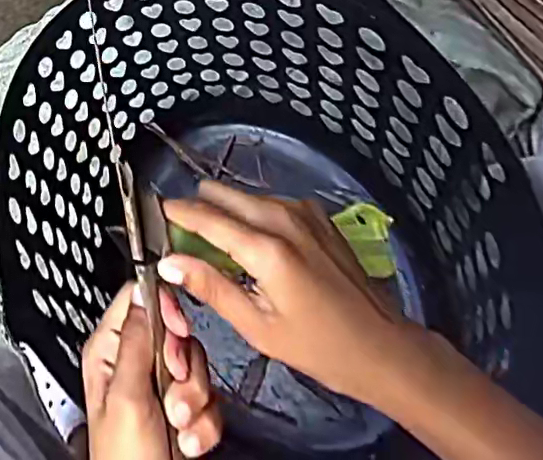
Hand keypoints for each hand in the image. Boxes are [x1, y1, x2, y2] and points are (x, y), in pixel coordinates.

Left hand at [81, 281, 221, 458]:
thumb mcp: (125, 396)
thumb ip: (136, 342)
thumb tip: (143, 294)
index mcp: (109, 349)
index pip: (136, 299)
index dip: (161, 306)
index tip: (177, 328)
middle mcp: (133, 362)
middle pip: (173, 334)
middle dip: (184, 366)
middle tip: (174, 392)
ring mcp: (159, 388)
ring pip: (195, 368)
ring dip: (196, 401)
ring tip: (180, 427)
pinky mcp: (183, 414)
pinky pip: (208, 402)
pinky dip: (205, 425)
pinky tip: (190, 444)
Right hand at [163, 183, 542, 459]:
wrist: (389, 349)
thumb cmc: (321, 348)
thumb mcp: (259, 329)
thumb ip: (210, 288)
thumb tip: (167, 262)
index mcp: (266, 248)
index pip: (202, 215)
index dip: (173, 213)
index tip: (153, 217)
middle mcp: (281, 217)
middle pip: (218, 193)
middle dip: (197, 210)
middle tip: (188, 242)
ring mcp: (300, 210)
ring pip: (240, 195)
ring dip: (224, 213)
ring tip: (223, 251)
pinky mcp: (313, 212)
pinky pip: (265, 202)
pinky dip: (250, 216)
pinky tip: (258, 249)